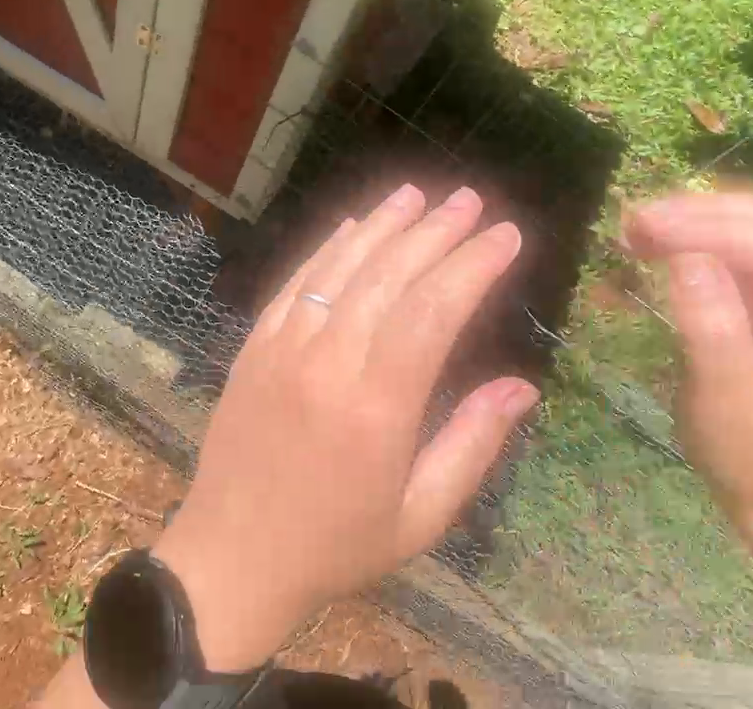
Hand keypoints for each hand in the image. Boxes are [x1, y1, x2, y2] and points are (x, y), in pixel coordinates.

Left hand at [152, 184, 536, 671]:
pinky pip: (295, 283)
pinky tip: (352, 226)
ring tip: (418, 195)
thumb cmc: (336, 547)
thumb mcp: (419, 517)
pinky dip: (327, 248)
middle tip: (471, 201)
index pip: (433, 312)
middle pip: (388, 277)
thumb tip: (522, 386)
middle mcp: (326, 363)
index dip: (472, 265)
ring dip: (382, 225)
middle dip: (435, 232)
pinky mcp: (253, 347)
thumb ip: (472, 445)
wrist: (231, 558)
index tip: (506, 235)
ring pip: (339, 268)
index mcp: (376, 409)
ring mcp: (282, 349)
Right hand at [623, 193, 752, 527]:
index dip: (724, 229)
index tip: (652, 227)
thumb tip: (684, 259)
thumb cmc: (750, 463)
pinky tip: (666, 241)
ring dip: (709, 220)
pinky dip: (709, 238)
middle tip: (641, 220)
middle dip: (715, 214)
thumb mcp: (723, 407)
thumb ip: (710, 331)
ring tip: (643, 227)